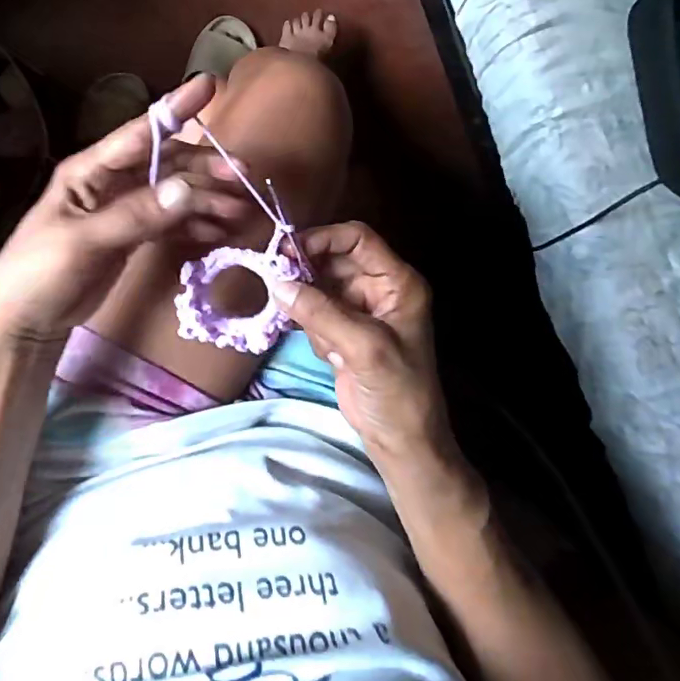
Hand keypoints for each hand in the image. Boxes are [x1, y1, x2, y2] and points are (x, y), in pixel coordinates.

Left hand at [0, 74, 251, 359]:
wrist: (22, 323)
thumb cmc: (38, 273)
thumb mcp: (83, 241)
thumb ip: (135, 215)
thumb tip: (187, 188)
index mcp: (89, 171)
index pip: (138, 134)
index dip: (174, 109)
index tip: (209, 85)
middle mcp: (109, 183)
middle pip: (165, 165)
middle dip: (204, 168)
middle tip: (243, 177)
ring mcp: (122, 211)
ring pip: (173, 195)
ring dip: (206, 199)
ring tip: (240, 210)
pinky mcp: (130, 238)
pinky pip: (169, 222)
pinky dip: (194, 224)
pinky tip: (218, 230)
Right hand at [273, 222, 451, 461]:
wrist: (401, 442)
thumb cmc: (397, 392)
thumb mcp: (364, 348)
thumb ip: (321, 312)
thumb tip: (279, 283)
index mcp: (397, 283)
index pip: (357, 239)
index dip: (323, 238)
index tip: (287, 251)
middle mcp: (378, 289)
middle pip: (332, 258)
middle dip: (306, 270)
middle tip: (277, 282)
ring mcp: (358, 310)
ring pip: (318, 283)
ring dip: (305, 300)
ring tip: (310, 329)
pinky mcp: (341, 330)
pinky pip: (313, 309)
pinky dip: (306, 322)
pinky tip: (324, 350)